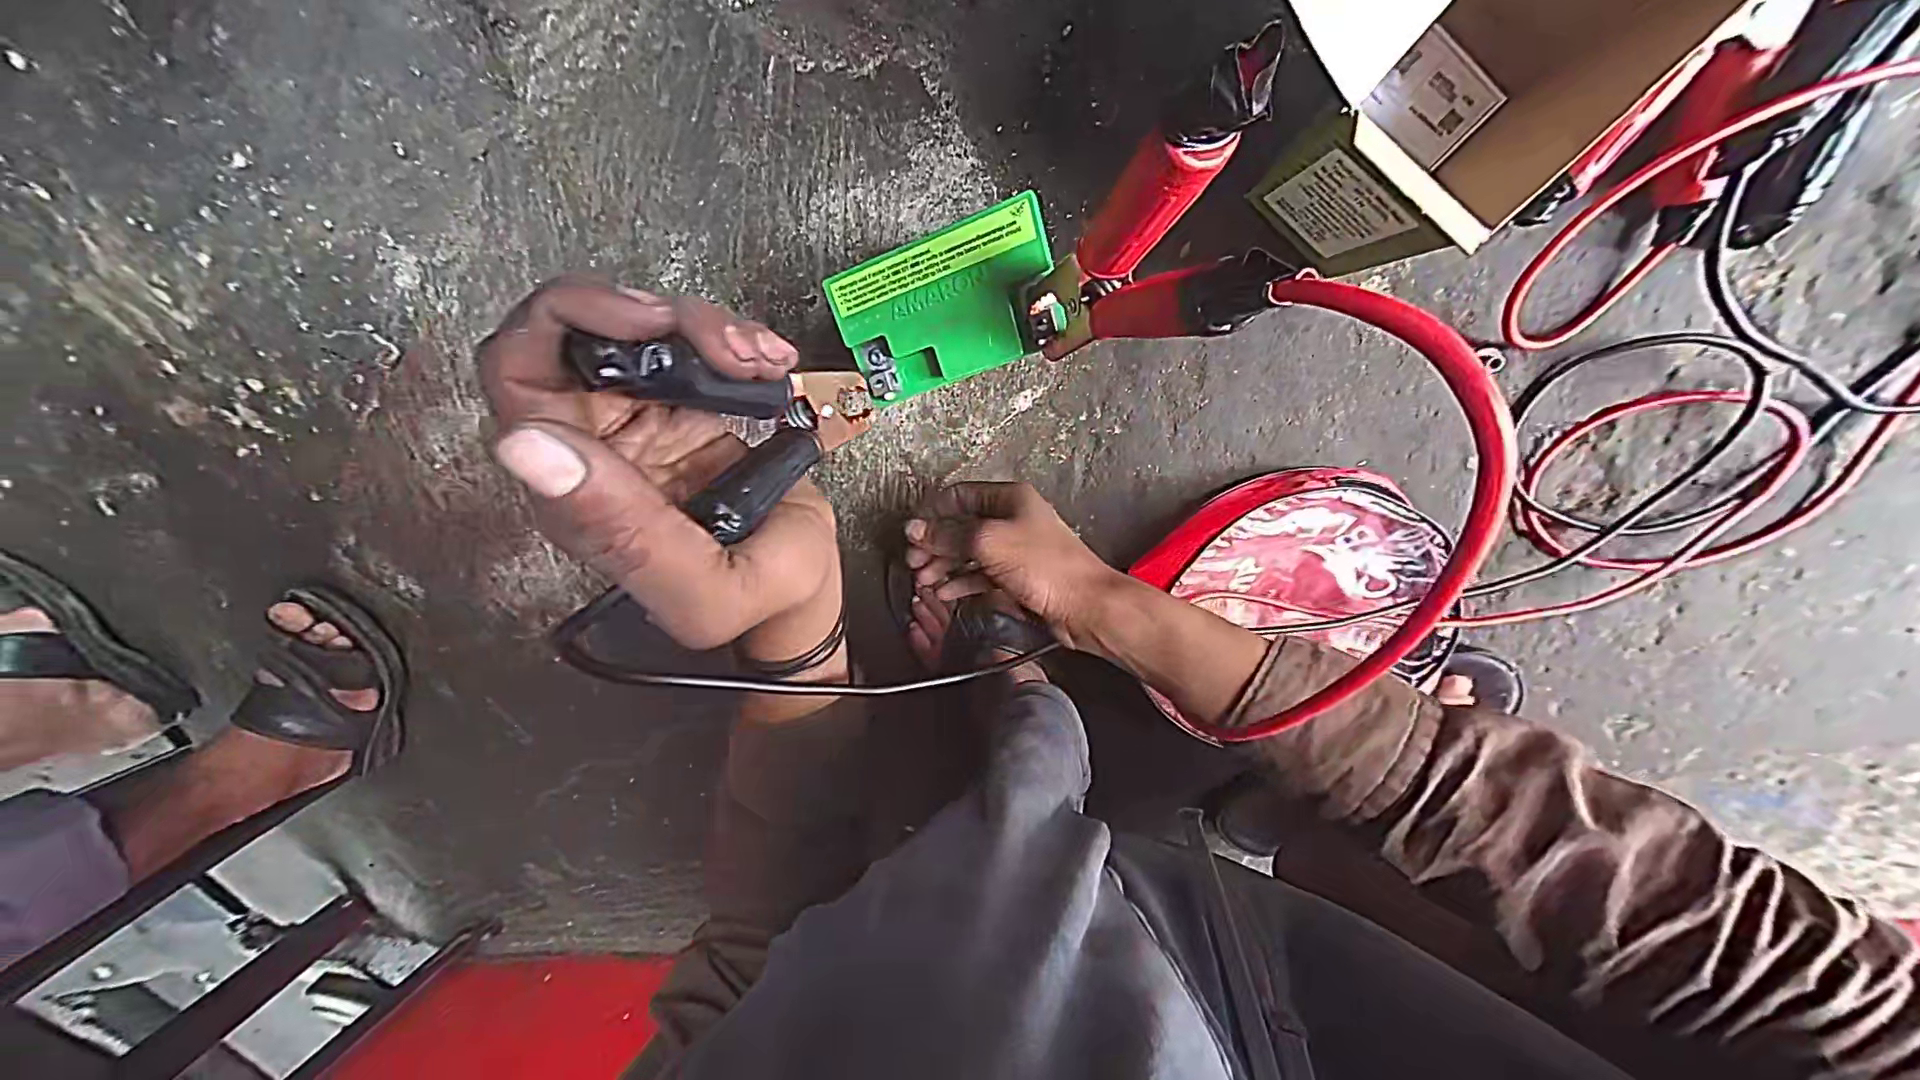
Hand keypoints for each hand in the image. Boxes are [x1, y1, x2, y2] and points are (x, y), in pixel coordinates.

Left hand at [479, 278, 840, 660]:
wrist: (801, 594)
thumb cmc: (757, 601)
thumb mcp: (703, 588)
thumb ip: (628, 531)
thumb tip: (525, 447)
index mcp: (578, 493)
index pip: (522, 373)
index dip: (571, 322)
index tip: (647, 322)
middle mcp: (601, 449)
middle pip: (590, 335)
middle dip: (663, 321)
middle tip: (726, 346)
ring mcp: (646, 425)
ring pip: (648, 335)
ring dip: (708, 329)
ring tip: (761, 360)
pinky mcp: (693, 412)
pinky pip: (696, 351)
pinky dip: (736, 343)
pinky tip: (771, 362)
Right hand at [904, 482, 1123, 648]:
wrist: (1084, 605)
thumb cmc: (1048, 567)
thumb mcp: (989, 542)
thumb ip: (949, 534)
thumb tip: (917, 529)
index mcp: (1010, 499)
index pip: (960, 496)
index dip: (933, 512)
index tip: (914, 531)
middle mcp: (1012, 519)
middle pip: (961, 526)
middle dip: (935, 543)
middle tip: (915, 559)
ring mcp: (1015, 549)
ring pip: (969, 552)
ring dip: (944, 565)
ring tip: (924, 579)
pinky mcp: (1017, 576)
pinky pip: (980, 574)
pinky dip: (961, 582)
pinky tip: (945, 591)